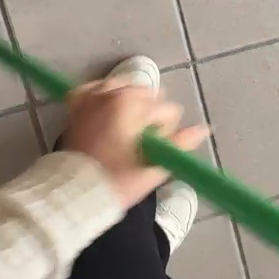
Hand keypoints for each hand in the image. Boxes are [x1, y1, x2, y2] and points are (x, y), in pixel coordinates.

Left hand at [62, 78, 209, 209]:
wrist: (74, 191)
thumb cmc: (116, 182)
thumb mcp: (152, 167)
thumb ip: (180, 144)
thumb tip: (204, 129)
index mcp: (133, 106)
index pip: (168, 111)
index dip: (166, 131)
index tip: (154, 149)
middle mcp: (112, 93)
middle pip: (148, 96)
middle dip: (149, 115)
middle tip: (139, 142)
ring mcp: (92, 96)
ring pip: (125, 87)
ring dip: (130, 104)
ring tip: (124, 130)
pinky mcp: (77, 104)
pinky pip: (95, 88)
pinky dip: (104, 96)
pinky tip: (107, 111)